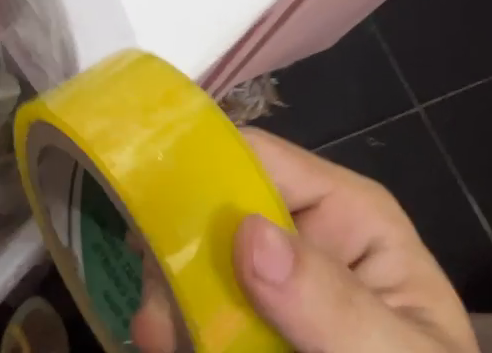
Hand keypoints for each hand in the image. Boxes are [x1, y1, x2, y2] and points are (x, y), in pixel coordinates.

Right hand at [130, 129, 477, 352]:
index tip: (148, 217)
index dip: (197, 172)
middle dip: (174, 255)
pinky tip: (171, 347)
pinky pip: (200, 311)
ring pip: (195, 266)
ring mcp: (272, 282)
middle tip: (153, 316)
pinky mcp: (252, 323)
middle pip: (213, 213)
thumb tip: (248, 232)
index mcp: (344, 210)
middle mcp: (300, 232)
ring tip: (156, 340)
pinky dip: (179, 330)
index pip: (257, 158)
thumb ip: (333, 302)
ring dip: (168, 300)